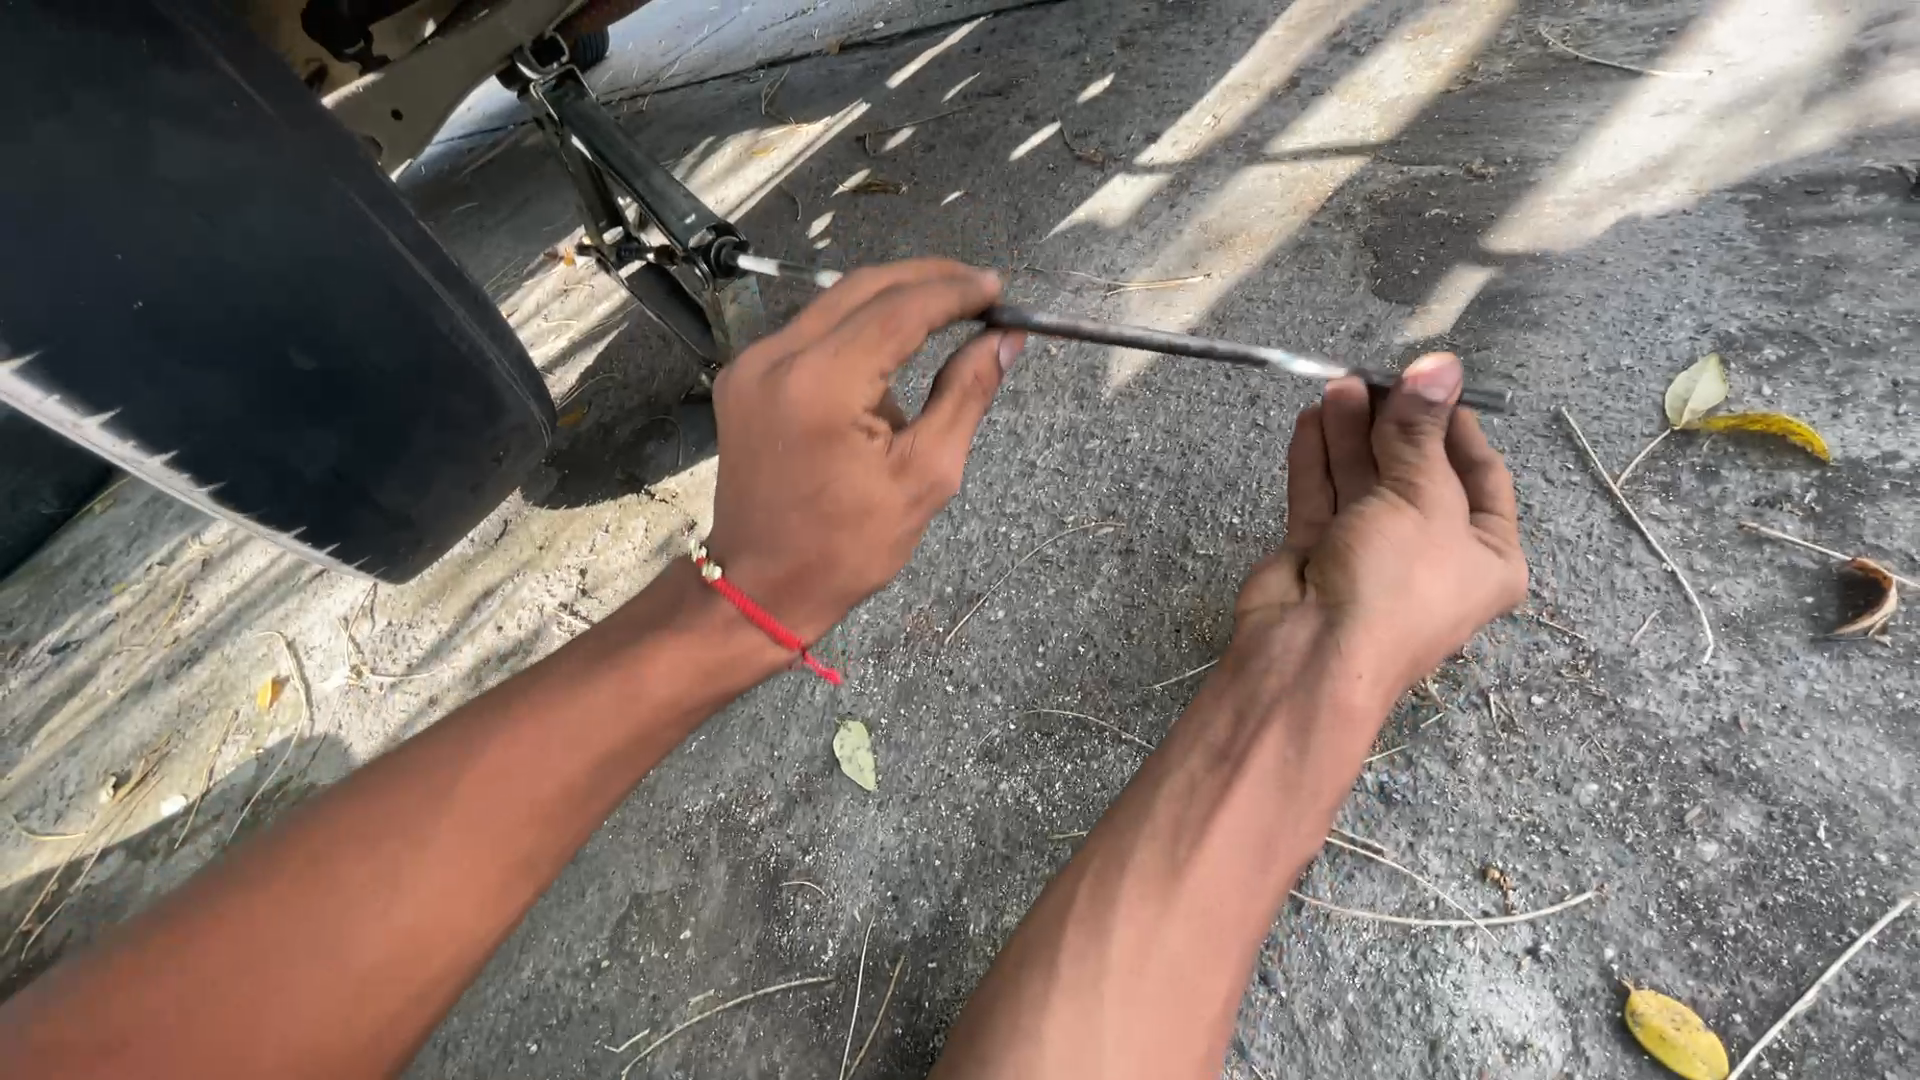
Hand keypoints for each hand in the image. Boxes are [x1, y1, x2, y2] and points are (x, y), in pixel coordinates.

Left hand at [703, 259, 1023, 642]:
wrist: (763, 585)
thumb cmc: (849, 546)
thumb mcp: (925, 476)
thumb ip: (965, 396)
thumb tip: (1005, 341)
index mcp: (821, 385)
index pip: (899, 310)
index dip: (953, 292)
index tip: (997, 289)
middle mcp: (776, 358)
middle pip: (862, 289)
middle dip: (926, 281)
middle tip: (978, 289)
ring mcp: (751, 364)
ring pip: (833, 304)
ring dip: (892, 303)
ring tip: (946, 315)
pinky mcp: (744, 377)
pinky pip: (810, 332)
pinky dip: (857, 330)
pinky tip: (891, 351)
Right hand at [1235, 353, 1527, 703]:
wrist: (1310, 652)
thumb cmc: (1394, 583)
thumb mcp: (1421, 502)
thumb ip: (1420, 432)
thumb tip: (1440, 362)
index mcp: (1484, 552)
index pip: (1478, 473)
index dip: (1453, 424)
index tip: (1427, 381)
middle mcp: (1428, 550)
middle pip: (1412, 471)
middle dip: (1392, 424)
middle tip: (1370, 376)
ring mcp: (1368, 551)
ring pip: (1361, 480)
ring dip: (1349, 435)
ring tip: (1336, 386)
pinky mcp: (1317, 550)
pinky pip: (1321, 497)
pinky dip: (1315, 460)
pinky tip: (1310, 422)